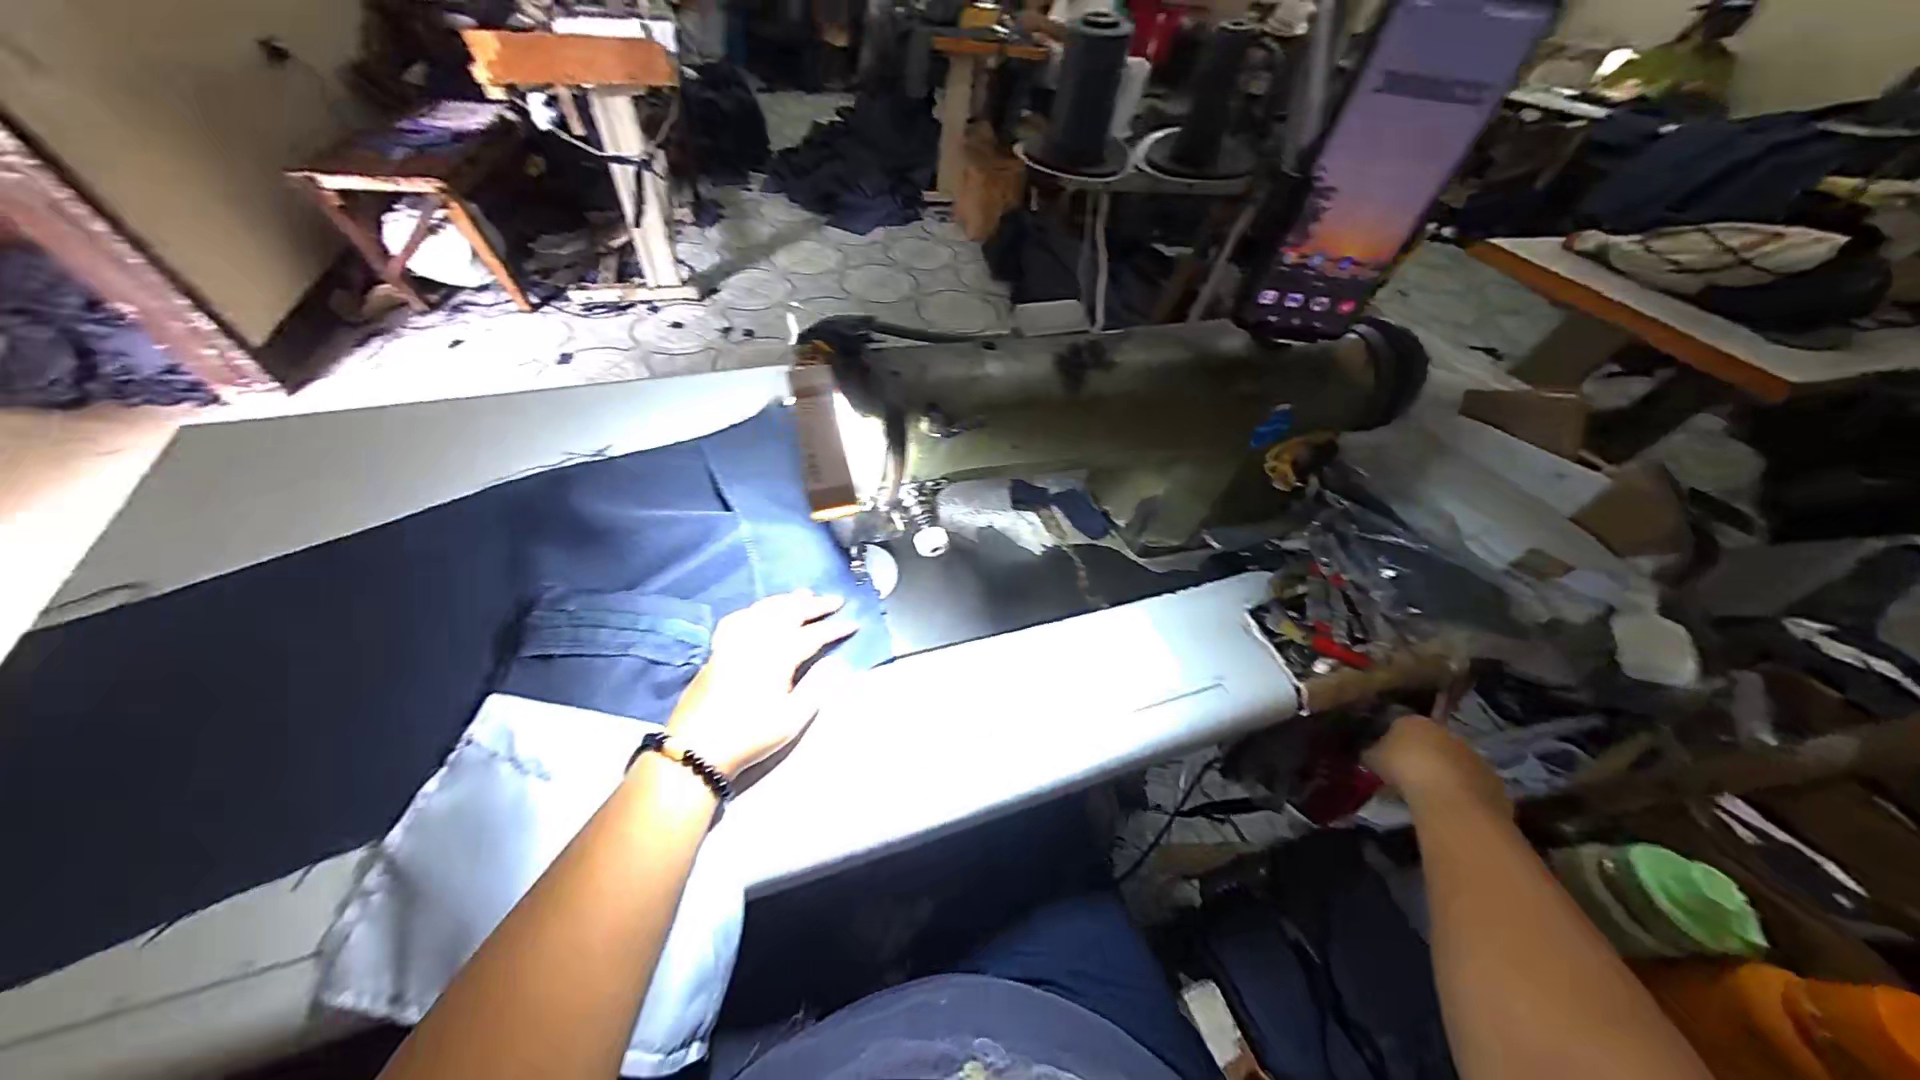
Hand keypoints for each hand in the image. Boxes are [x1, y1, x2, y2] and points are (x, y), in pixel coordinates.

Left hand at [665, 591, 858, 777]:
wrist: (696, 748)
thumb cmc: (750, 735)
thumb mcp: (791, 719)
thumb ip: (816, 687)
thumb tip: (837, 663)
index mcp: (777, 656)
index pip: (813, 634)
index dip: (834, 628)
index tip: (853, 623)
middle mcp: (755, 640)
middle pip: (788, 612)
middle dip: (814, 605)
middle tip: (835, 600)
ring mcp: (734, 641)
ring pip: (763, 610)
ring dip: (786, 600)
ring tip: (804, 595)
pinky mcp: (718, 649)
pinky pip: (739, 618)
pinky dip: (755, 609)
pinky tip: (760, 610)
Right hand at [1362, 706, 1510, 818]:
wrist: (1450, 797)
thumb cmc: (1404, 769)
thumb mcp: (1373, 758)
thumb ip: (1371, 752)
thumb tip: (1367, 752)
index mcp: (1413, 721)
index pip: (1400, 724)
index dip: (1393, 740)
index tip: (1386, 756)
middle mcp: (1445, 732)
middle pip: (1431, 742)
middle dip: (1422, 755)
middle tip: (1408, 775)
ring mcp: (1473, 755)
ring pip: (1453, 762)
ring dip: (1444, 773)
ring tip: (1430, 793)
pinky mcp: (1492, 780)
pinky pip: (1471, 783)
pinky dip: (1462, 791)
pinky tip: (1451, 805)